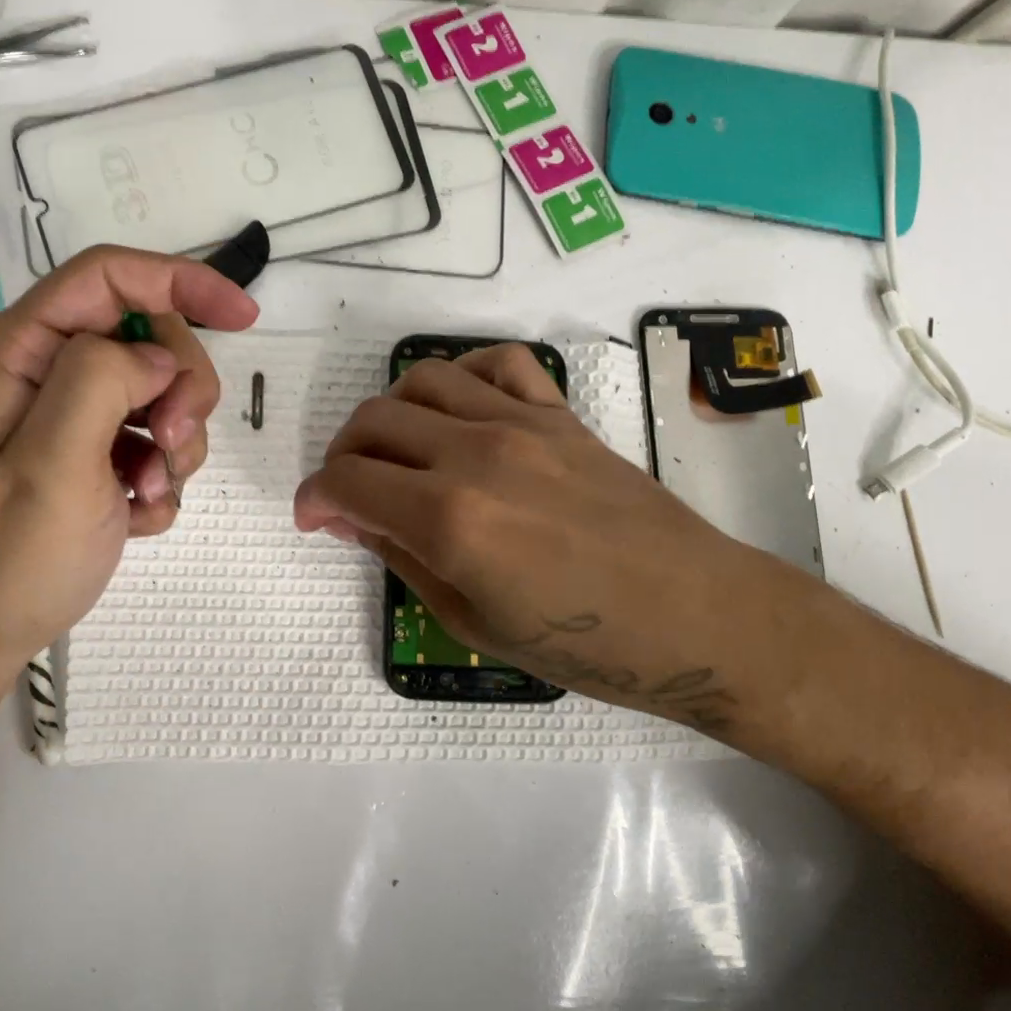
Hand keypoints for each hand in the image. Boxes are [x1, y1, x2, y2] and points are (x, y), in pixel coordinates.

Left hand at [0, 246, 258, 686]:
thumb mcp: (49, 467)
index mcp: (19, 352)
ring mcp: (68, 417)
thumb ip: (101, 384)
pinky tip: (137, 515)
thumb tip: (154, 357)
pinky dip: (162, 476)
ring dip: (177, 442)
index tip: (245, 320)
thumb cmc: (2, 560)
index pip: (109, 277)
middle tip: (176, 447)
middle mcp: (43, 372)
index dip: (182, 282)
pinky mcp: (90, 458)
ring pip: (161, 390)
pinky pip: (154, 441)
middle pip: (147, 336)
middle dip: (181, 387)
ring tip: (147, 494)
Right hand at [293, 344, 767, 732]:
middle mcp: (476, 455)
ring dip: (390, 414)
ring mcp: (522, 424)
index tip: (314, 518)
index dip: (314, 497)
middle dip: (342, 456)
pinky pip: (497, 363)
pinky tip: (460, 412)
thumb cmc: (583, 647)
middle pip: (373, 421)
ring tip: (398, 453)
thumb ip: (401, 557)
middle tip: (351, 495)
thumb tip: (351, 517)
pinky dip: (462, 377)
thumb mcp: (470, 622)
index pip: (347, 480)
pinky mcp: (560, 415)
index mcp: (449, 519)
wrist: (696, 618)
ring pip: (422, 381)